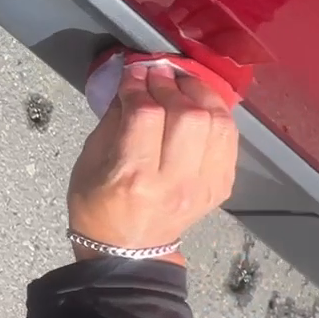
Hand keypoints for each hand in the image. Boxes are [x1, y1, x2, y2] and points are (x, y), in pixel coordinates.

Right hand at [67, 61, 238, 264]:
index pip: (146, 116)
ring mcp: (205, 185)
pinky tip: (199, 103)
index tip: (132, 70)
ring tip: (181, 82)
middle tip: (156, 72)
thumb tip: (130, 87)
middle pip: (189, 117)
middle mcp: (175, 180)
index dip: (139, 86)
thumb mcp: (88, 161)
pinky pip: (230, 140)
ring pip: (218, 124)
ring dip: (200, 95)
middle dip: (171, 85)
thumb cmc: (94, 202)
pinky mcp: (222, 185)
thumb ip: (112, 122)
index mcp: (132, 175)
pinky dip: (216, 114)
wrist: (128, 247)